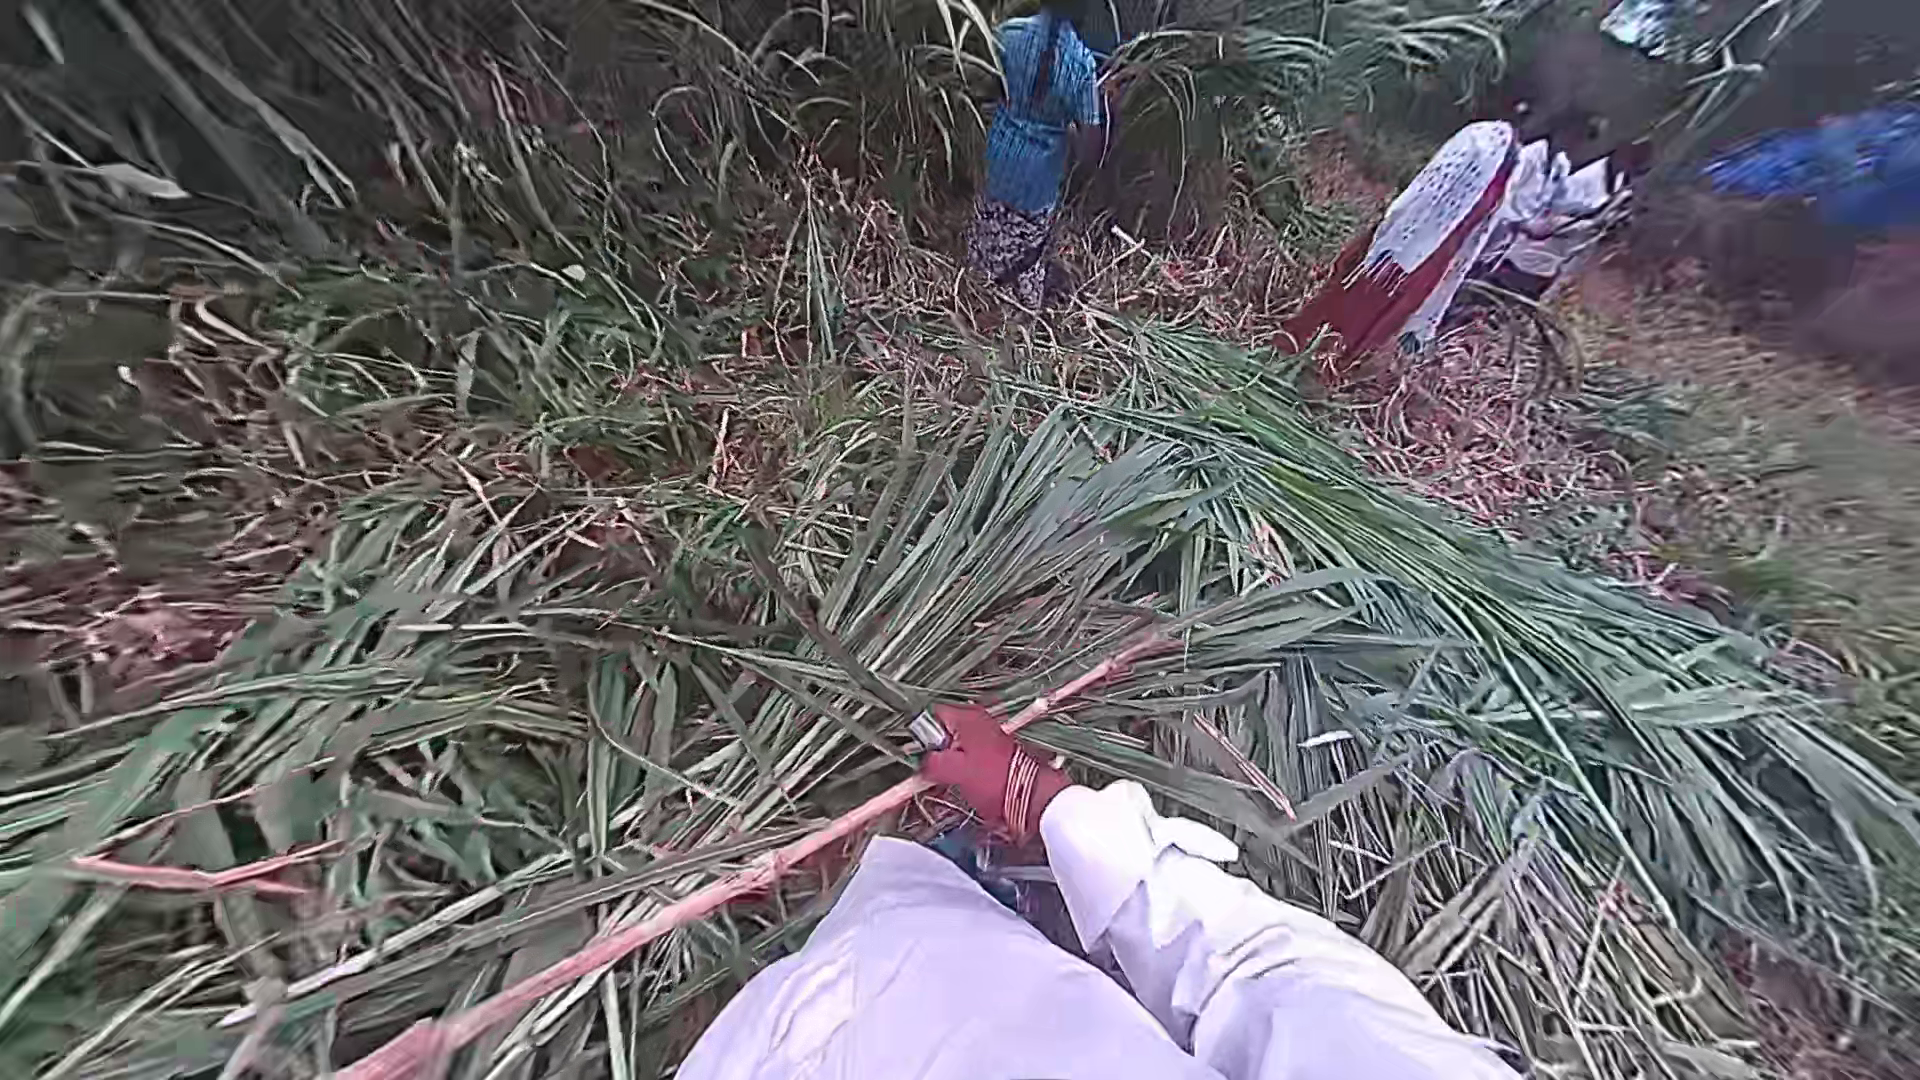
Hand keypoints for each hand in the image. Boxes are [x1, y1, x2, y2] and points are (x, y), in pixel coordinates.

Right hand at [920, 704, 1071, 840]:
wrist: (1030, 797)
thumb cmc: (996, 779)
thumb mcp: (955, 770)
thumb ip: (931, 762)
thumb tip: (921, 763)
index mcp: (967, 717)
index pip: (932, 714)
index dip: (921, 735)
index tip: (919, 754)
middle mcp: (977, 721)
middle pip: (942, 730)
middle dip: (935, 751)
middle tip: (934, 771)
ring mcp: (986, 736)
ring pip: (954, 745)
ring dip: (948, 763)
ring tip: (951, 781)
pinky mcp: (992, 752)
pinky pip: (967, 756)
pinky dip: (962, 768)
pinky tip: (964, 784)